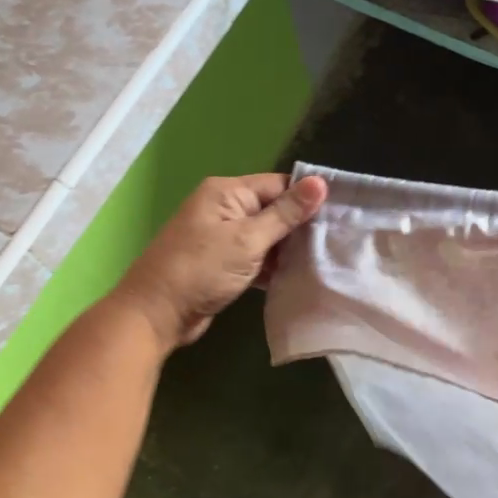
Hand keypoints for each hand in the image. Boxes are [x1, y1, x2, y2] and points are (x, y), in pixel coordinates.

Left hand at [113, 173, 327, 352]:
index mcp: (227, 192)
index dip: (308, 199)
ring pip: (267, 237)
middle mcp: (224, 209)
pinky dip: (273, 266)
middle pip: (274, 210)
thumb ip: (286, 214)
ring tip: (323, 261)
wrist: (156, 314)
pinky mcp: (222, 264)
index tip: (341, 217)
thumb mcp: (248, 240)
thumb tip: (320, 183)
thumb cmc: (201, 270)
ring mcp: (221, 237)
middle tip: (336, 243)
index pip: (279, 185)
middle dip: (301, 227)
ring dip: (289, 250)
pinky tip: (297, 278)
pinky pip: (256, 257)